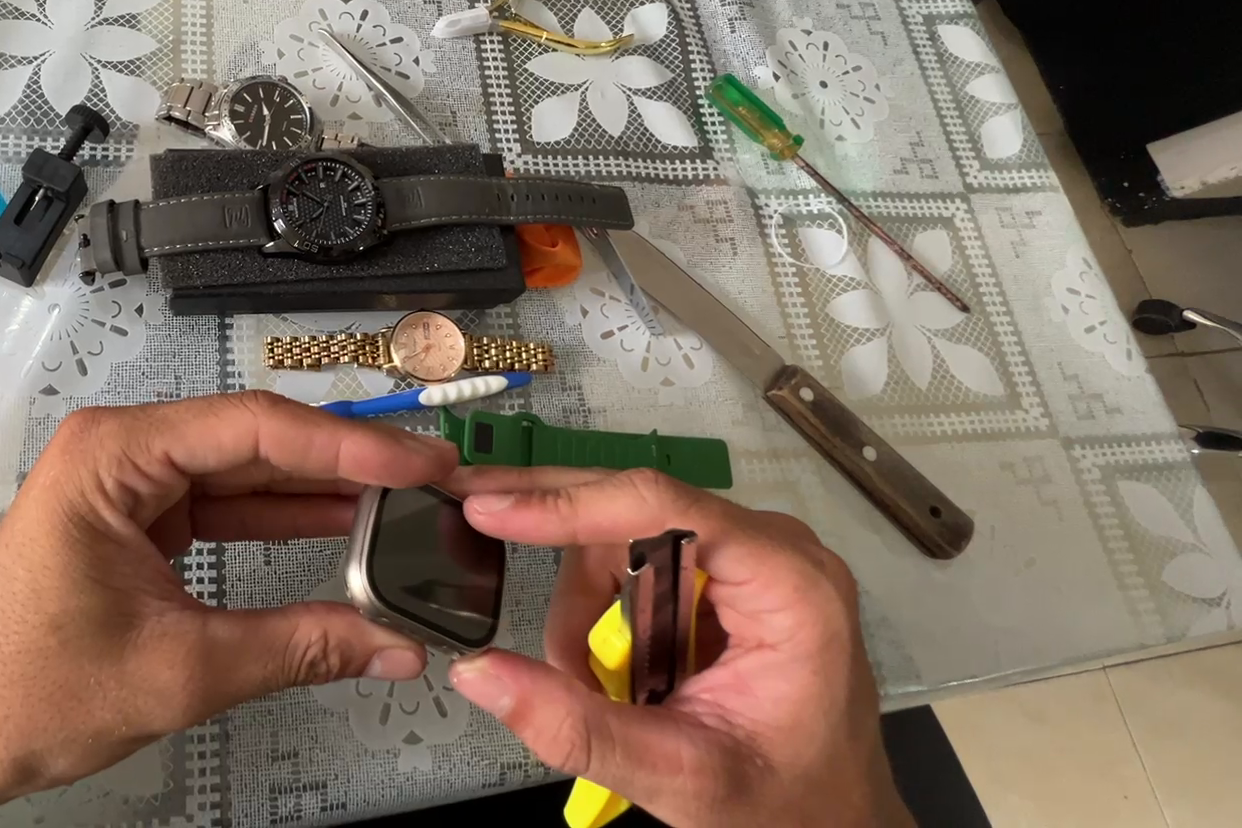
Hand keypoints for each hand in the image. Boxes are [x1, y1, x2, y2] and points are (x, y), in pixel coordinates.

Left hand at [0, 393, 458, 820]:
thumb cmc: (27, 690)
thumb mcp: (180, 669)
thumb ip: (298, 647)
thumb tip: (390, 643)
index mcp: (114, 454)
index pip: (252, 428)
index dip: (344, 442)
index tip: (413, 460)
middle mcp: (124, 449)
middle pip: (255, 438)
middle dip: (343, 458)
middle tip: (424, 473)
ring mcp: (135, 480)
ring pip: (248, 468)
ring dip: (320, 485)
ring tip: (399, 497)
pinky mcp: (145, 514)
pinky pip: (229, 502)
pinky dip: (284, 516)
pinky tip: (341, 522)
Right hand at [446, 469, 913, 827]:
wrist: (831, 826)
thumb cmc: (783, 809)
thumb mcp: (680, 780)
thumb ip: (577, 728)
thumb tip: (474, 671)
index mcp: (787, 583)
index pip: (661, 508)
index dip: (567, 504)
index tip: (486, 510)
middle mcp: (763, 545)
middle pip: (629, 502)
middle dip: (546, 518)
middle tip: (468, 508)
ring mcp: (736, 551)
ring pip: (615, 534)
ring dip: (577, 600)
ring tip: (582, 677)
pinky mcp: (711, 569)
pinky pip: (625, 558)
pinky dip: (591, 605)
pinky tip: (601, 664)